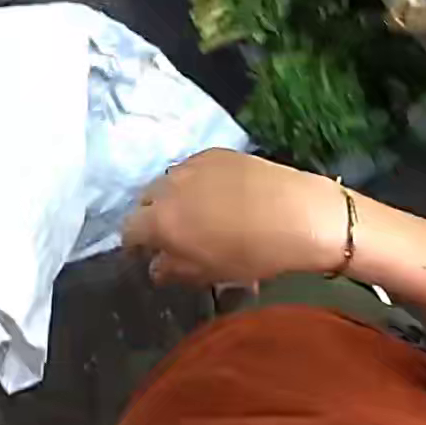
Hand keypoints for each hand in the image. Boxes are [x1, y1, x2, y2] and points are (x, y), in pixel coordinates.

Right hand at [122, 149, 351, 285]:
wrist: (296, 213)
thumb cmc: (253, 253)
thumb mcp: (211, 272)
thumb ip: (174, 269)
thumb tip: (156, 266)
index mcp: (161, 220)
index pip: (129, 228)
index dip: (136, 243)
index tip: (149, 253)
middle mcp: (167, 186)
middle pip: (146, 200)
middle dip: (154, 216)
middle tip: (178, 234)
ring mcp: (189, 164)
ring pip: (168, 182)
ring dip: (175, 197)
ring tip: (201, 213)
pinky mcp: (211, 152)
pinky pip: (192, 168)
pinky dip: (196, 181)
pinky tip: (221, 195)